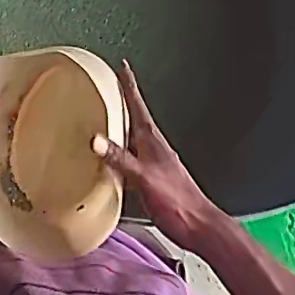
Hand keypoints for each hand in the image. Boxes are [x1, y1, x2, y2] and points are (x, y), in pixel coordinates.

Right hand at [93, 62, 230, 253]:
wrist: (198, 227)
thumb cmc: (178, 201)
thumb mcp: (144, 177)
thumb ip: (120, 159)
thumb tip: (96, 141)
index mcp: (152, 141)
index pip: (138, 105)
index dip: (129, 86)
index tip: (123, 67)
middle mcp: (153, 148)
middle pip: (134, 118)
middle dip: (122, 102)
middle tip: (108, 88)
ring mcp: (152, 163)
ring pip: (131, 138)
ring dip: (119, 128)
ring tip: (104, 119)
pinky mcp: (150, 178)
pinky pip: (129, 159)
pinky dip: (117, 154)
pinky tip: (109, 162)